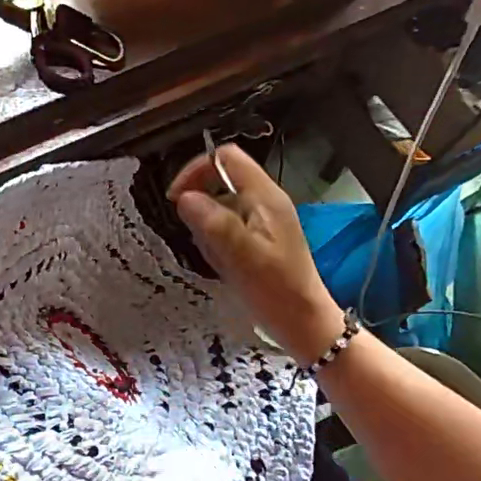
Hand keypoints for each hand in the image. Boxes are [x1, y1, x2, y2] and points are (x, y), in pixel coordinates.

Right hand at [167, 144, 345, 362]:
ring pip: (221, 208)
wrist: (304, 323)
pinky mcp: (259, 240)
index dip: (196, 170)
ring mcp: (263, 221)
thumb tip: (183, 197)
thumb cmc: (276, 290)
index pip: (225, 158)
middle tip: (198, 238)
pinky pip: (228, 230)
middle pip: (221, 182)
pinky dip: (217, 244)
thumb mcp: (241, 255)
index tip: (176, 199)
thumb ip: (213, 223)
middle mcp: (265, 202)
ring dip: (208, 230)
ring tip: (217, 259)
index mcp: (264, 196)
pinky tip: (224, 266)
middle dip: (200, 206)